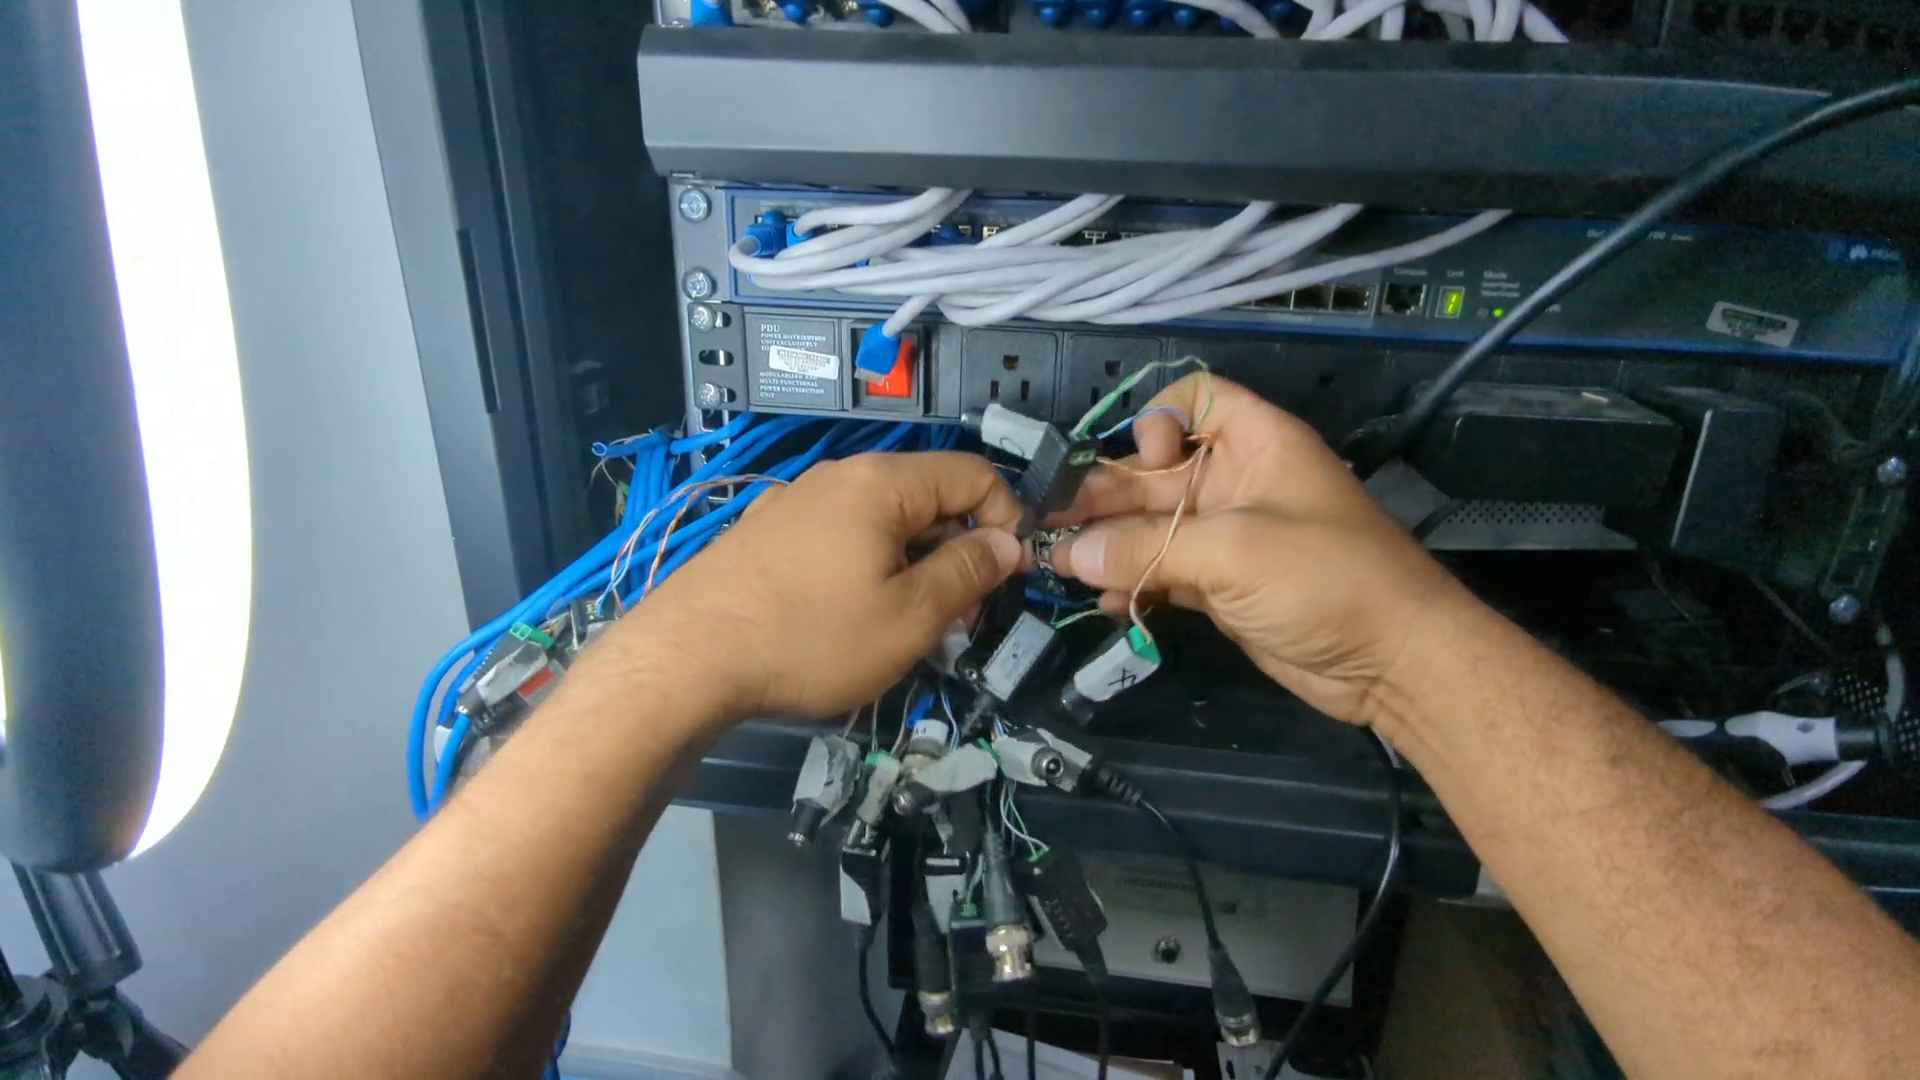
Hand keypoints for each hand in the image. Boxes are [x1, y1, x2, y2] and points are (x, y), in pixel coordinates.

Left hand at [600, 451, 1024, 723]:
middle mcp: (841, 475)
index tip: (1007, 578)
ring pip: (885, 520)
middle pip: (929, 496)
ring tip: (906, 623)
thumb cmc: (811, 637)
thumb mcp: (908, 617)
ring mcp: (799, 500)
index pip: (974, 473)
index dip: (1006, 519)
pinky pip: (843, 534)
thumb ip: (967, 573)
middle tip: (958, 615)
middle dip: (959, 549)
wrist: (685, 659)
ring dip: (915, 563)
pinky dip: (870, 565)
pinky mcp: (771, 530)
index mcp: (883, 482)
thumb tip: (1008, 543)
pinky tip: (851, 614)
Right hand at [1051, 374, 1475, 725]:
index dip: (1160, 420)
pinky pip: (1160, 574)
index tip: (1140, 460)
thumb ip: (1146, 550)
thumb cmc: (1324, 579)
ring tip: (1062, 567)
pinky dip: (1132, 586)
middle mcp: (1234, 483)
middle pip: (1153, 475)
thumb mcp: (1233, 552)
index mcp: (1254, 445)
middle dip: (1104, 499)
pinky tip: (1105, 604)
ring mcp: (1224, 538)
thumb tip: (1068, 555)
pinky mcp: (1218, 586)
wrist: (1390, 664)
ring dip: (1108, 546)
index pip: (1197, 401)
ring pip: (1150, 529)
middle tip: (1051, 527)